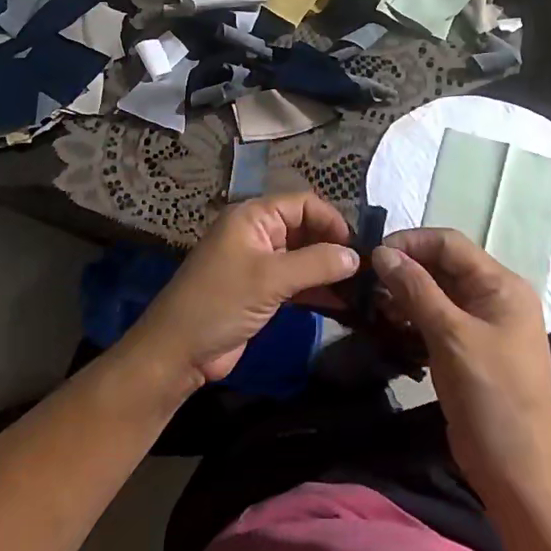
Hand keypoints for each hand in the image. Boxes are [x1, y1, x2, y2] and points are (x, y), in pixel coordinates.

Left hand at [123, 193, 359, 390]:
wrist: (181, 347)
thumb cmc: (221, 301)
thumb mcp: (270, 278)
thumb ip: (316, 264)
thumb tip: (356, 256)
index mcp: (251, 217)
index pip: (302, 203)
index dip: (331, 220)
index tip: (358, 248)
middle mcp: (255, 233)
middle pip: (305, 229)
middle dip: (334, 246)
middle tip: (369, 272)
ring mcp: (257, 263)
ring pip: (303, 258)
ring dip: (330, 271)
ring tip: (364, 290)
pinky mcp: (260, 291)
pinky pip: (296, 282)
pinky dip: (318, 290)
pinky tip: (345, 305)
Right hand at [371, 229, 550, 500]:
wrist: (518, 469)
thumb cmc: (492, 396)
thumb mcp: (451, 336)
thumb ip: (416, 289)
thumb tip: (381, 251)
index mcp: (502, 287)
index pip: (449, 243)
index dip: (409, 242)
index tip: (370, 256)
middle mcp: (493, 298)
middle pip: (441, 264)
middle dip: (402, 266)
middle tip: (364, 280)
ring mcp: (480, 324)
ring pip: (433, 290)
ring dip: (401, 290)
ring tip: (371, 303)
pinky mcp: (465, 348)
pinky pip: (432, 316)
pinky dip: (408, 313)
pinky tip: (386, 322)